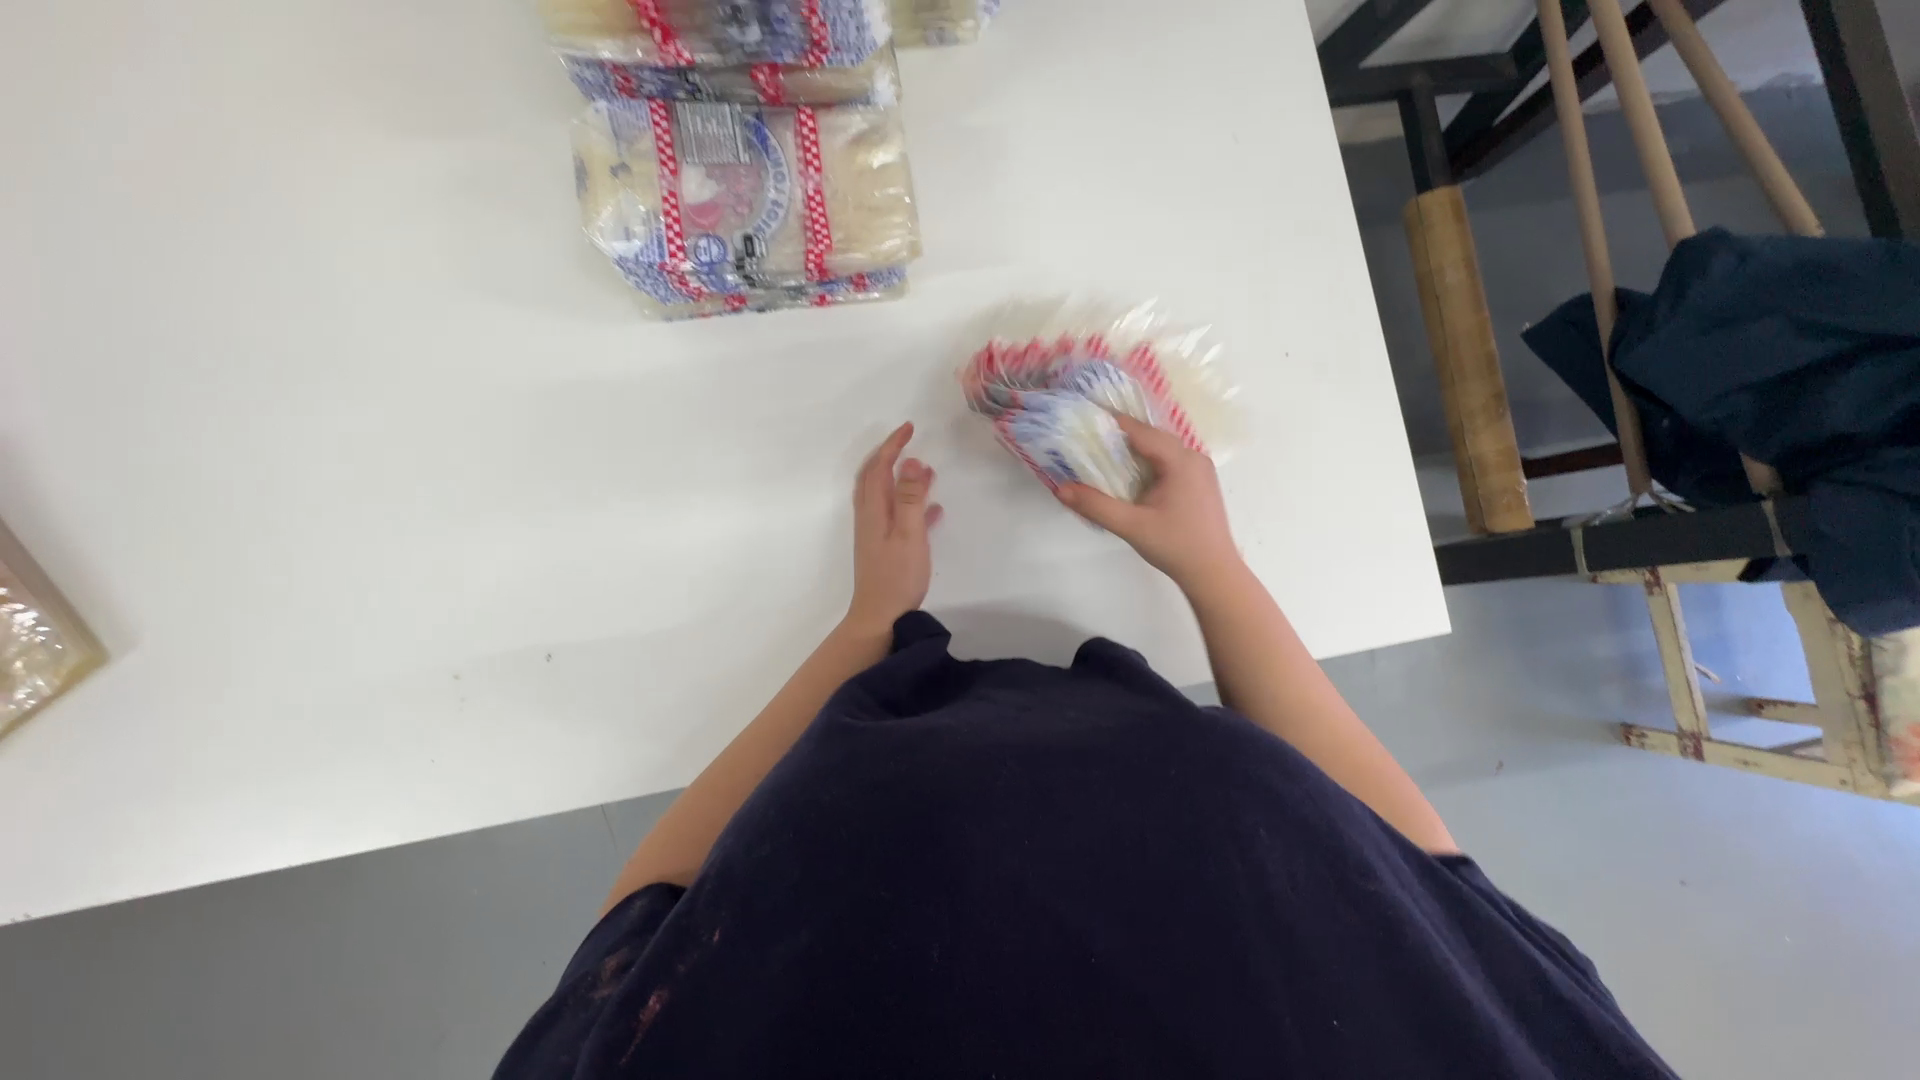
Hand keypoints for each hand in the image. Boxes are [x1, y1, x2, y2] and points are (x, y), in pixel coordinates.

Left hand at [845, 422, 942, 634]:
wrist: (881, 616)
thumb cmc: (897, 575)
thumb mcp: (908, 533)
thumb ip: (910, 497)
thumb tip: (911, 461)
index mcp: (874, 510)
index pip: (879, 468)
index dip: (893, 446)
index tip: (909, 427)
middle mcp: (870, 517)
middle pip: (874, 477)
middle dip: (889, 456)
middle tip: (909, 441)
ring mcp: (876, 533)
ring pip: (886, 495)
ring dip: (901, 478)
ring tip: (926, 471)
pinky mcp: (886, 548)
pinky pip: (898, 516)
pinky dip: (913, 504)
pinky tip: (934, 510)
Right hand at [1053, 413, 1239, 588]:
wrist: (1214, 573)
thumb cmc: (1176, 546)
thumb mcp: (1131, 526)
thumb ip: (1095, 506)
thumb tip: (1060, 489)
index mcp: (1181, 461)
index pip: (1141, 432)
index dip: (1112, 423)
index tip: (1085, 418)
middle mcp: (1194, 457)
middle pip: (1152, 437)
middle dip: (1122, 437)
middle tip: (1090, 439)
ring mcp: (1201, 470)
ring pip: (1161, 450)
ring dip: (1135, 451)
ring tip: (1105, 455)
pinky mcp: (1200, 483)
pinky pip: (1170, 462)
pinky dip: (1149, 462)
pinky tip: (1132, 476)